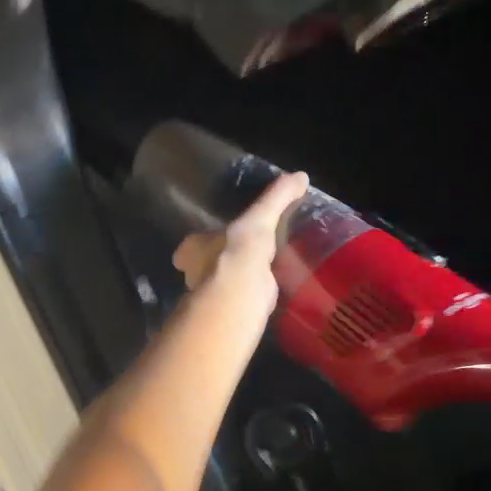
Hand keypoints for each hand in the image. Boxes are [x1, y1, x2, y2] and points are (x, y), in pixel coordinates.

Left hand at [170, 172, 308, 295]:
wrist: (239, 292)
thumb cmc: (239, 250)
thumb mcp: (261, 217)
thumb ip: (277, 198)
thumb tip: (300, 175)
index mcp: (191, 249)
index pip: (189, 246)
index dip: (200, 244)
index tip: (215, 242)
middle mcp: (192, 274)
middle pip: (200, 269)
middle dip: (216, 266)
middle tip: (239, 261)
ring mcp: (205, 297)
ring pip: (216, 289)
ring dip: (230, 286)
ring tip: (252, 279)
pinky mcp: (222, 314)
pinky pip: (233, 306)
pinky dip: (244, 303)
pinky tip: (261, 299)